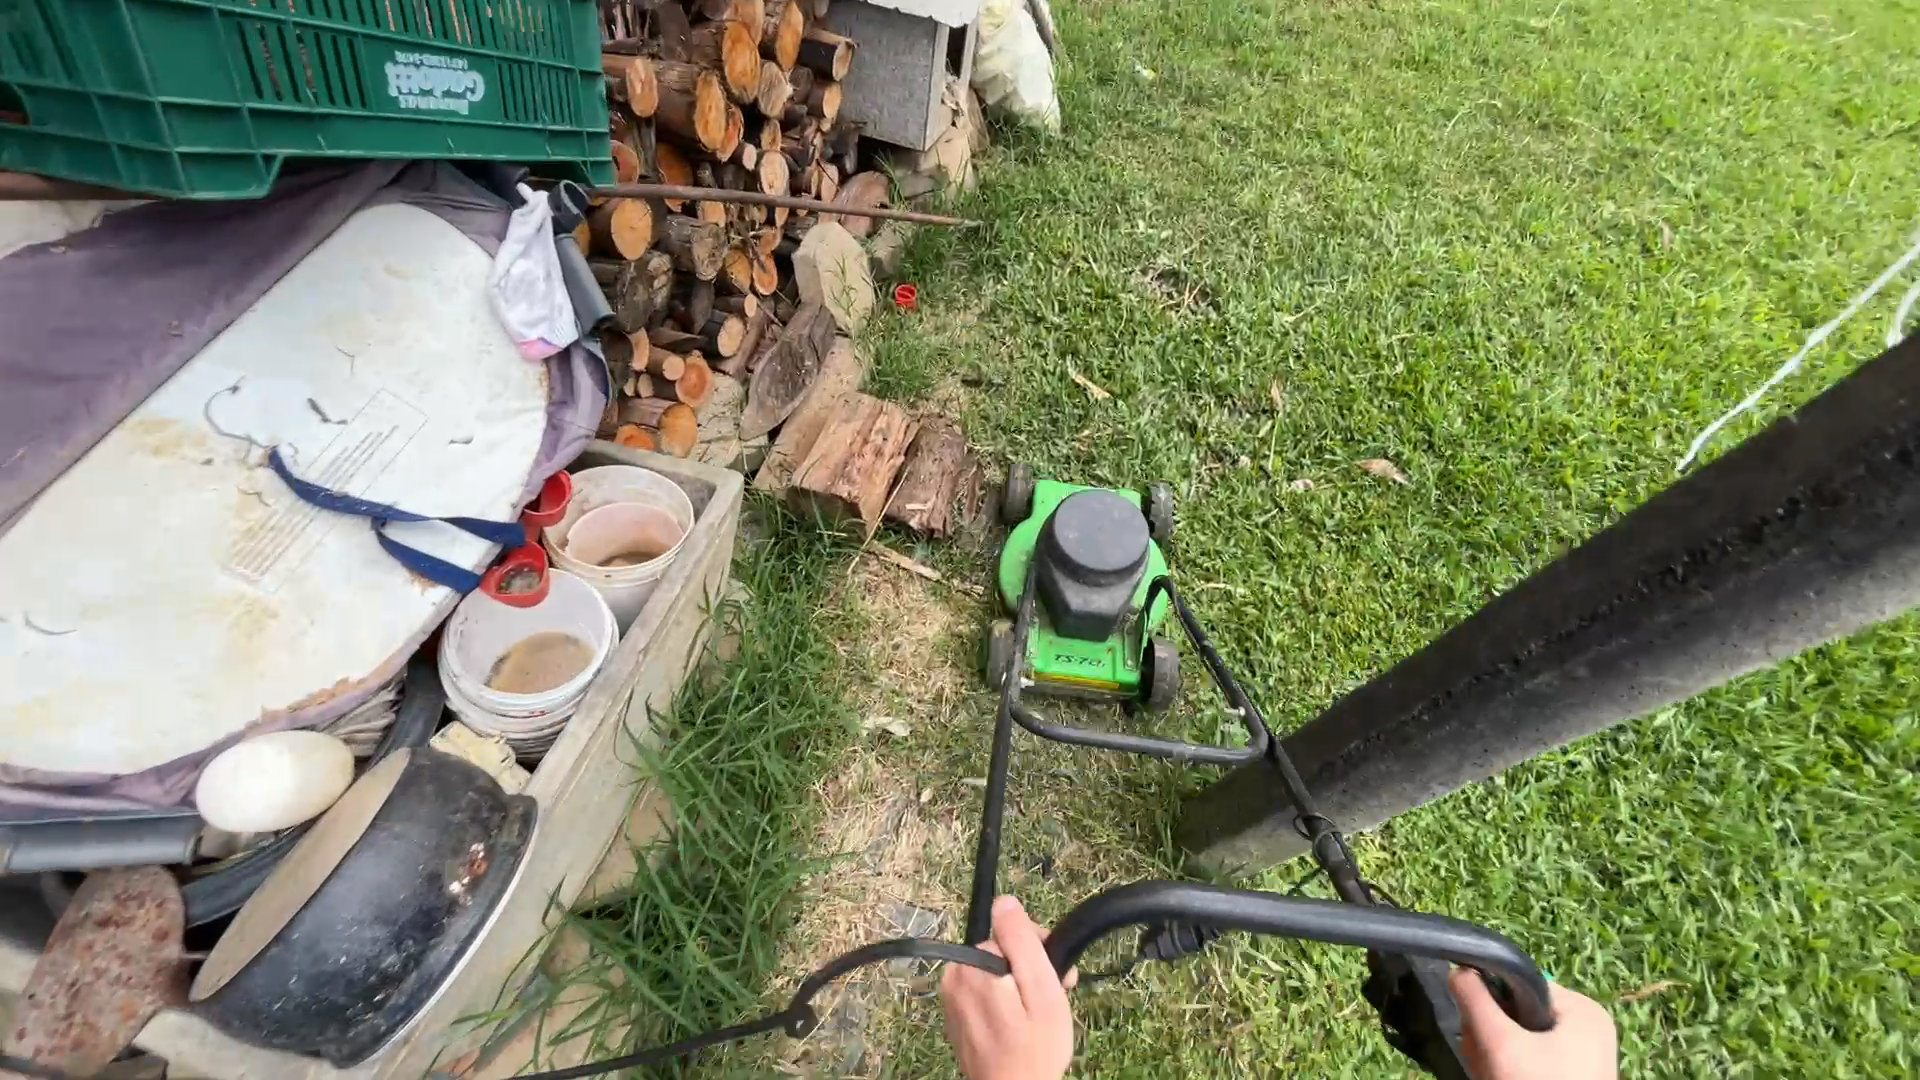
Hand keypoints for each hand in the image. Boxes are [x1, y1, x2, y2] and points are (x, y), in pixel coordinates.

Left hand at [940, 896, 1074, 1079]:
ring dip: (1018, 985)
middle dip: (1029, 968)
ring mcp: (952, 997)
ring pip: (995, 972)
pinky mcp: (956, 1016)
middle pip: (1001, 951)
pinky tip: (1018, 1024)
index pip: (1010, 933)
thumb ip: (1022, 941)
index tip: (1056, 976)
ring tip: (1035, 1015)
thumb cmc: (1035, 1049)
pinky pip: (984, 992)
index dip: (1038, 950)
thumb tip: (1004, 901)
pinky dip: (1003, 1001)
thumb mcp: (1040, 990)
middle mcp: (954, 975)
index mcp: (971, 965)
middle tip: (1050, 999)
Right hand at [1451, 968, 1617, 1079]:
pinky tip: (1496, 1077)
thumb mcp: (1500, 1042)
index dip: (1487, 999)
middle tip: (1483, 1057)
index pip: (1515, 982)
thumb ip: (1472, 997)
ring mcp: (1578, 1052)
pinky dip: (1506, 1066)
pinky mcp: (1568, 1073)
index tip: (1475, 1025)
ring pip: (1515, 1033)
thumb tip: (1457, 969)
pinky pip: (1525, 1054)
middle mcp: (1584, 1026)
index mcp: (1581, 1010)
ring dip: (1491, 1051)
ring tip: (1489, 1073)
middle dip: (1488, 1032)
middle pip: (1513, 1009)